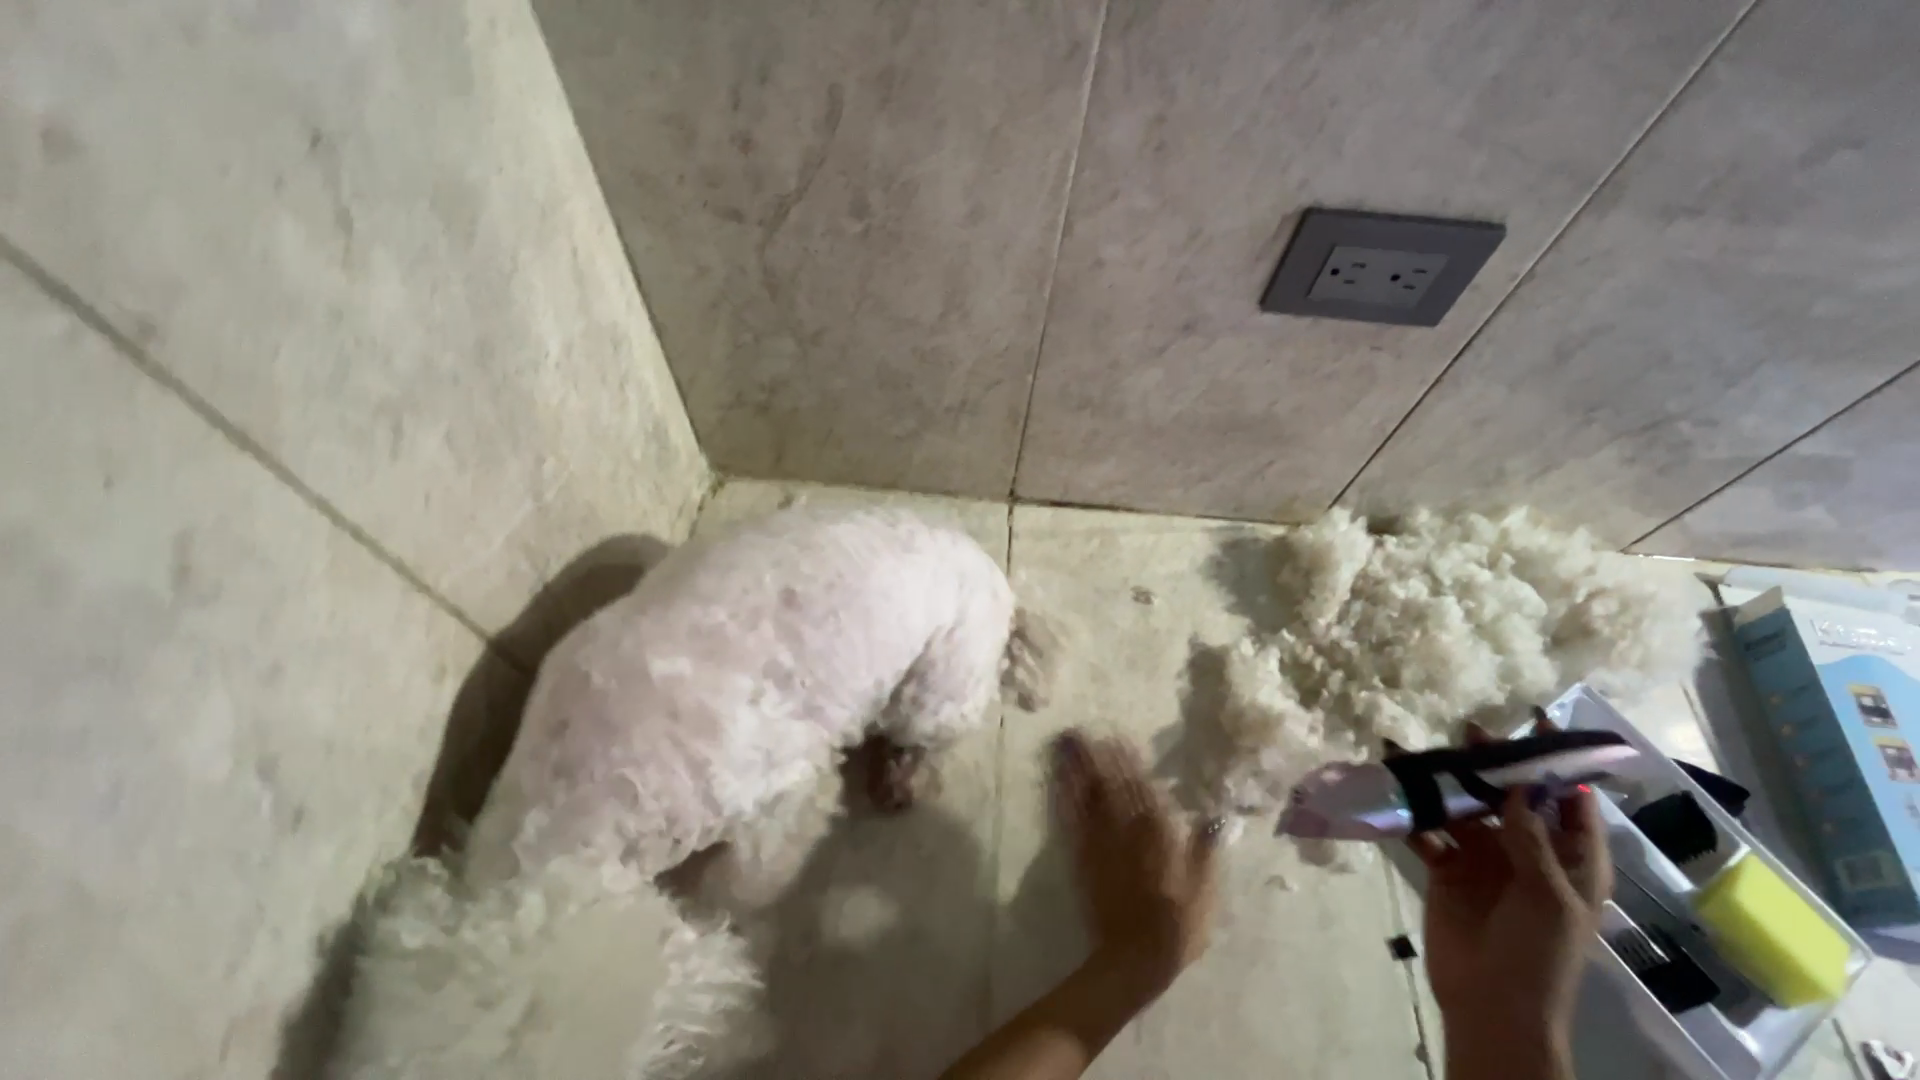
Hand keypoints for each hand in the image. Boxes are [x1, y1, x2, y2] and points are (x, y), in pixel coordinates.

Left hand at [1050, 731, 1220, 997]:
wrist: (1136, 958)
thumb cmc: (1178, 926)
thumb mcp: (1205, 890)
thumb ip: (1205, 851)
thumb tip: (1214, 819)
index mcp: (1160, 834)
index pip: (1143, 789)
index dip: (1128, 762)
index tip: (1117, 739)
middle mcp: (1127, 831)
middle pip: (1110, 785)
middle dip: (1095, 757)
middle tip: (1079, 731)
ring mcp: (1101, 843)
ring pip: (1088, 797)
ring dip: (1075, 769)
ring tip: (1064, 744)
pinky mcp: (1082, 858)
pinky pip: (1072, 821)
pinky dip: (1064, 798)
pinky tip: (1056, 782)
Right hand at [1408, 724, 1611, 1075]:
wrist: (1493, 1006)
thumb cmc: (1540, 955)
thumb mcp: (1550, 899)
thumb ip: (1532, 841)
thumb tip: (1519, 787)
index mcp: (1570, 860)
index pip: (1570, 801)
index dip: (1557, 764)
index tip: (1539, 723)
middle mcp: (1528, 852)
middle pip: (1511, 797)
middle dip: (1493, 765)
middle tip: (1470, 731)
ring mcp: (1484, 859)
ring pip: (1465, 809)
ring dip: (1446, 784)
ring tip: (1423, 753)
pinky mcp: (1446, 870)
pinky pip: (1429, 832)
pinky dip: (1413, 812)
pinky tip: (1395, 791)